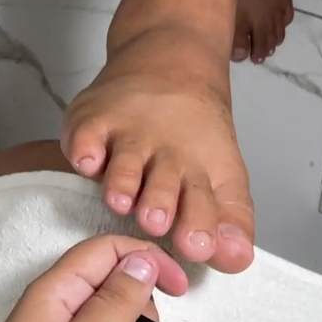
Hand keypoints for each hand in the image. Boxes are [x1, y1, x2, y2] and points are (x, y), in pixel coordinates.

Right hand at [62, 25, 256, 272]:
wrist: (169, 62)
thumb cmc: (193, 134)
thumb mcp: (222, 176)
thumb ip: (229, 222)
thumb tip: (237, 259)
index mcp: (199, 174)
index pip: (205, 202)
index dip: (202, 225)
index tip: (199, 245)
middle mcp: (166, 156)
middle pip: (163, 183)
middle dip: (159, 202)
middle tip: (155, 221)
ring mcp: (129, 137)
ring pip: (125, 162)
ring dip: (122, 181)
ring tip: (120, 200)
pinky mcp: (95, 122)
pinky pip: (86, 135)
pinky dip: (84, 147)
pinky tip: (87, 161)